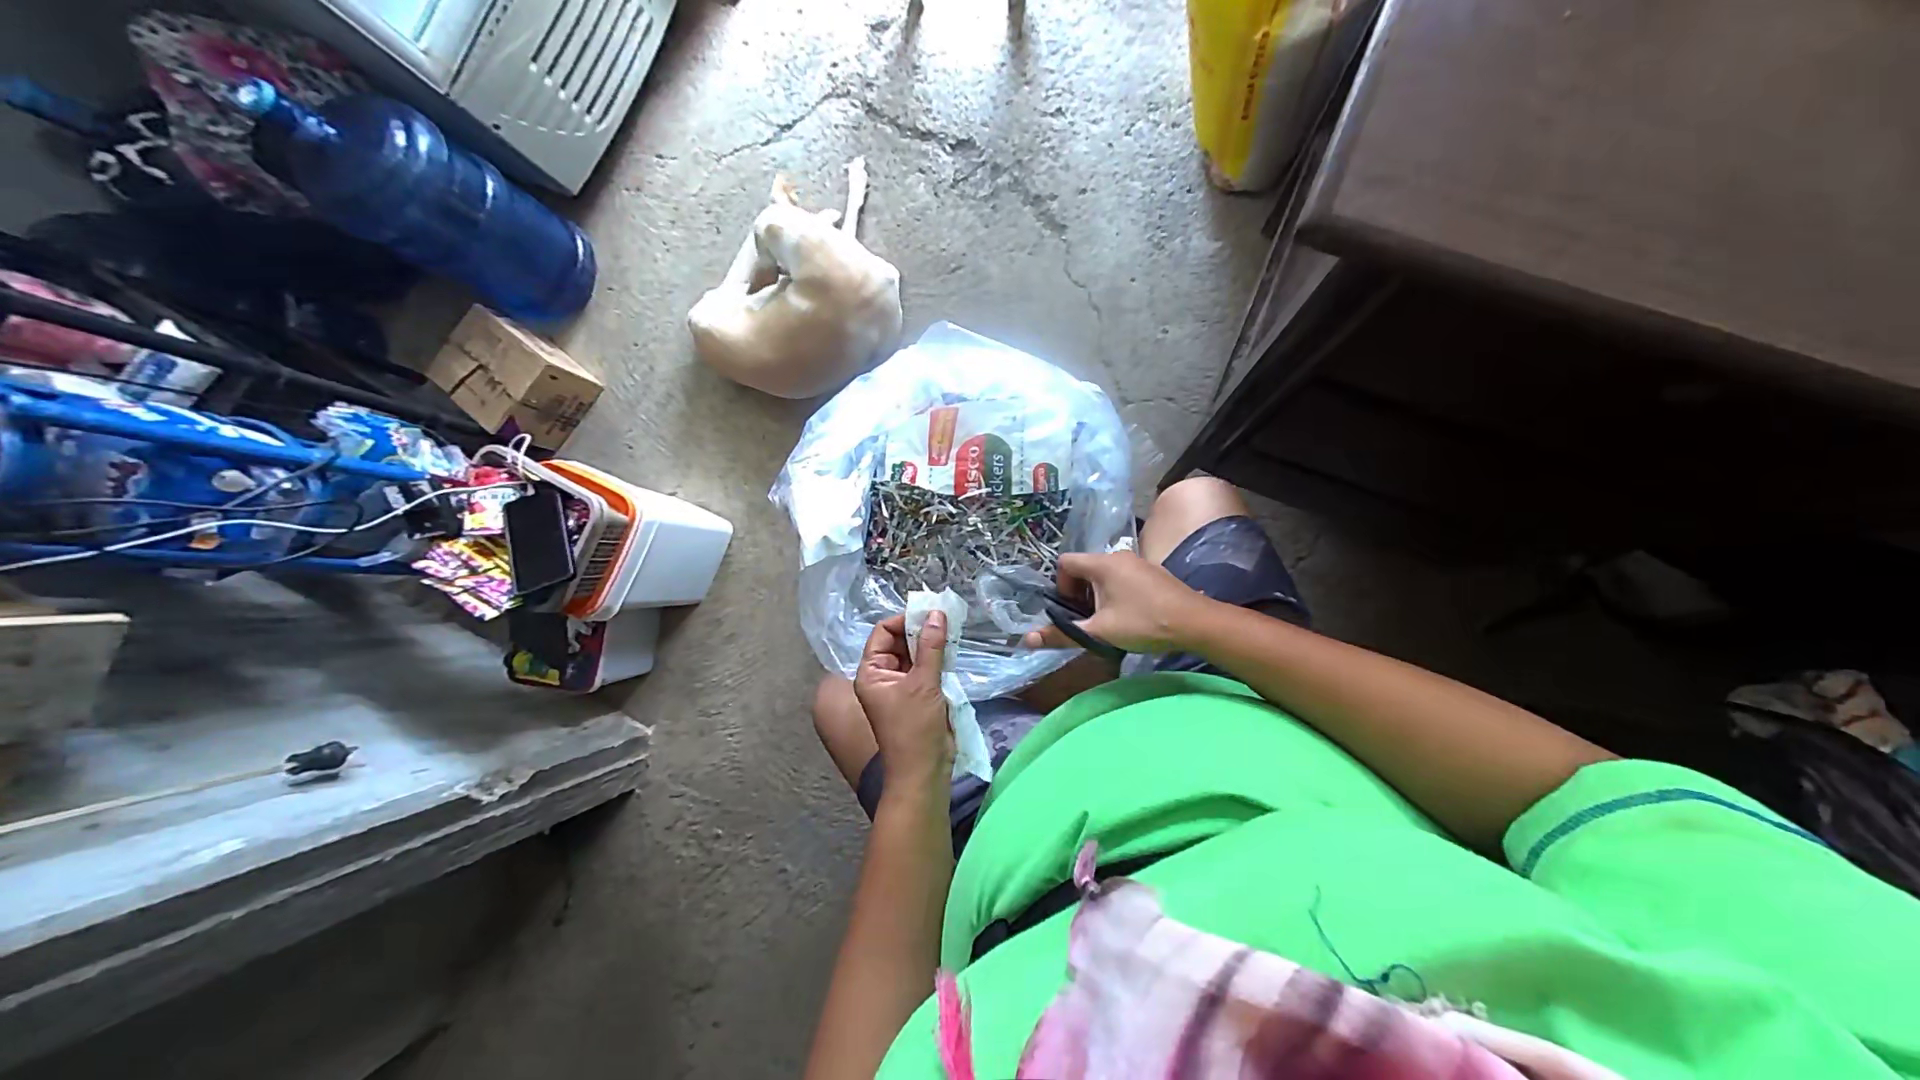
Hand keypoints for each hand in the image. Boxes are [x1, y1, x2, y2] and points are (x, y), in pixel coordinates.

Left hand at [853, 613, 953, 788]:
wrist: (924, 772)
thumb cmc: (915, 728)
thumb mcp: (923, 683)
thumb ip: (931, 646)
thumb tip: (936, 613)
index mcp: (871, 672)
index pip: (883, 632)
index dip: (904, 620)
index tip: (930, 613)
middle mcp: (883, 676)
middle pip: (899, 641)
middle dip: (920, 630)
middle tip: (946, 618)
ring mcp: (901, 686)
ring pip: (915, 654)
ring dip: (931, 643)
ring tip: (952, 630)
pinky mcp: (919, 695)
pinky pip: (926, 668)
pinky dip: (938, 658)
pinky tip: (953, 649)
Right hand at [1022, 551, 1210, 653]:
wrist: (1196, 622)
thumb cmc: (1144, 622)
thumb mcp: (1100, 632)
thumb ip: (1063, 634)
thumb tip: (1027, 640)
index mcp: (1102, 563)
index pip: (1065, 563)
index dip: (1061, 586)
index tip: (1071, 610)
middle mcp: (1119, 556)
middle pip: (1085, 568)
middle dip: (1079, 594)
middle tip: (1088, 620)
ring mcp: (1138, 563)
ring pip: (1104, 575)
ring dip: (1098, 596)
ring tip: (1108, 621)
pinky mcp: (1152, 574)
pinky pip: (1122, 578)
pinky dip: (1116, 594)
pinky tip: (1129, 617)